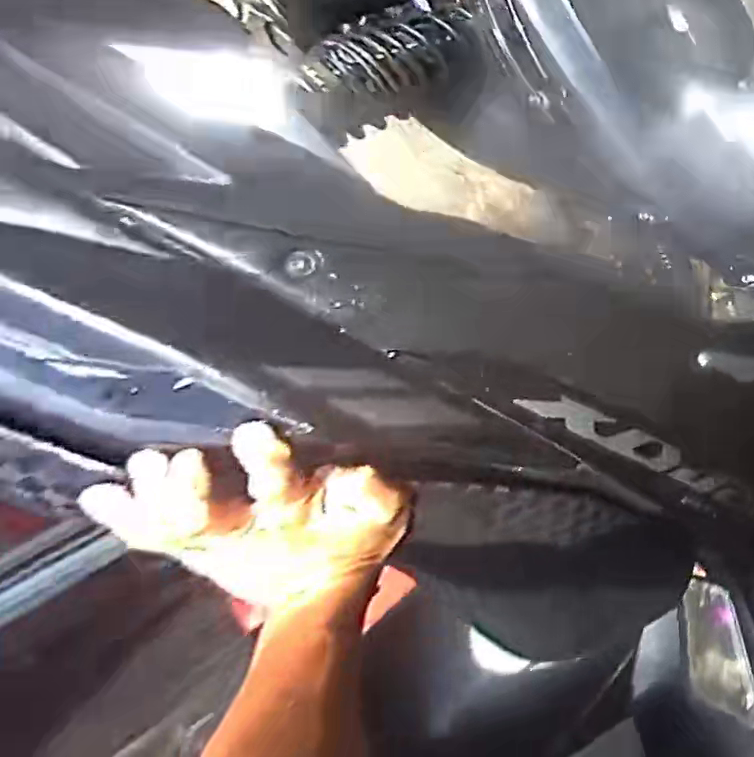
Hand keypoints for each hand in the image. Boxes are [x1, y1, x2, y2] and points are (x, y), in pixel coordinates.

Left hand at [78, 422, 409, 612]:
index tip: (254, 432)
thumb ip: (377, 492)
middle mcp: (247, 528)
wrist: (324, 584)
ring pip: (171, 526)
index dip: (265, 461)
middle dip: (191, 490)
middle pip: (208, 515)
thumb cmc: (362, 536)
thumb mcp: (389, 513)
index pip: (280, 484)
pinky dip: (123, 518)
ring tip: (143, 466)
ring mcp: (215, 540)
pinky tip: (102, 495)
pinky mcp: (195, 547)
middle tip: (183, 458)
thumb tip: (352, 471)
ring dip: (151, 499)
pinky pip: (151, 537)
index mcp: (297, 514)